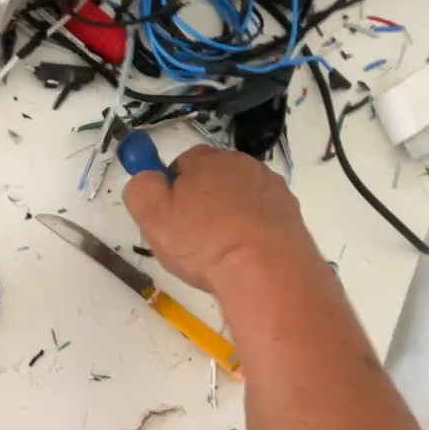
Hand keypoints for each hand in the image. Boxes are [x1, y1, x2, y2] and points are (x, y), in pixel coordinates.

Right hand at [122, 146, 327, 296]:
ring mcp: (269, 187)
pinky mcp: (288, 212)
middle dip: (198, 204)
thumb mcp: (154, 218)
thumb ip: (141, 190)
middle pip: (211, 180)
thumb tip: (143, 179)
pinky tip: (239, 257)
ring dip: (225, 218)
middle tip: (187, 241)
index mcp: (206, 160)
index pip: (180, 163)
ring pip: (236, 199)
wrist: (265, 268)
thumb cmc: (203, 242)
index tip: (165, 220)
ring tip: (216, 254)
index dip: (168, 191)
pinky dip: (247, 232)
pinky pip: (258, 217)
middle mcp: (241, 164)